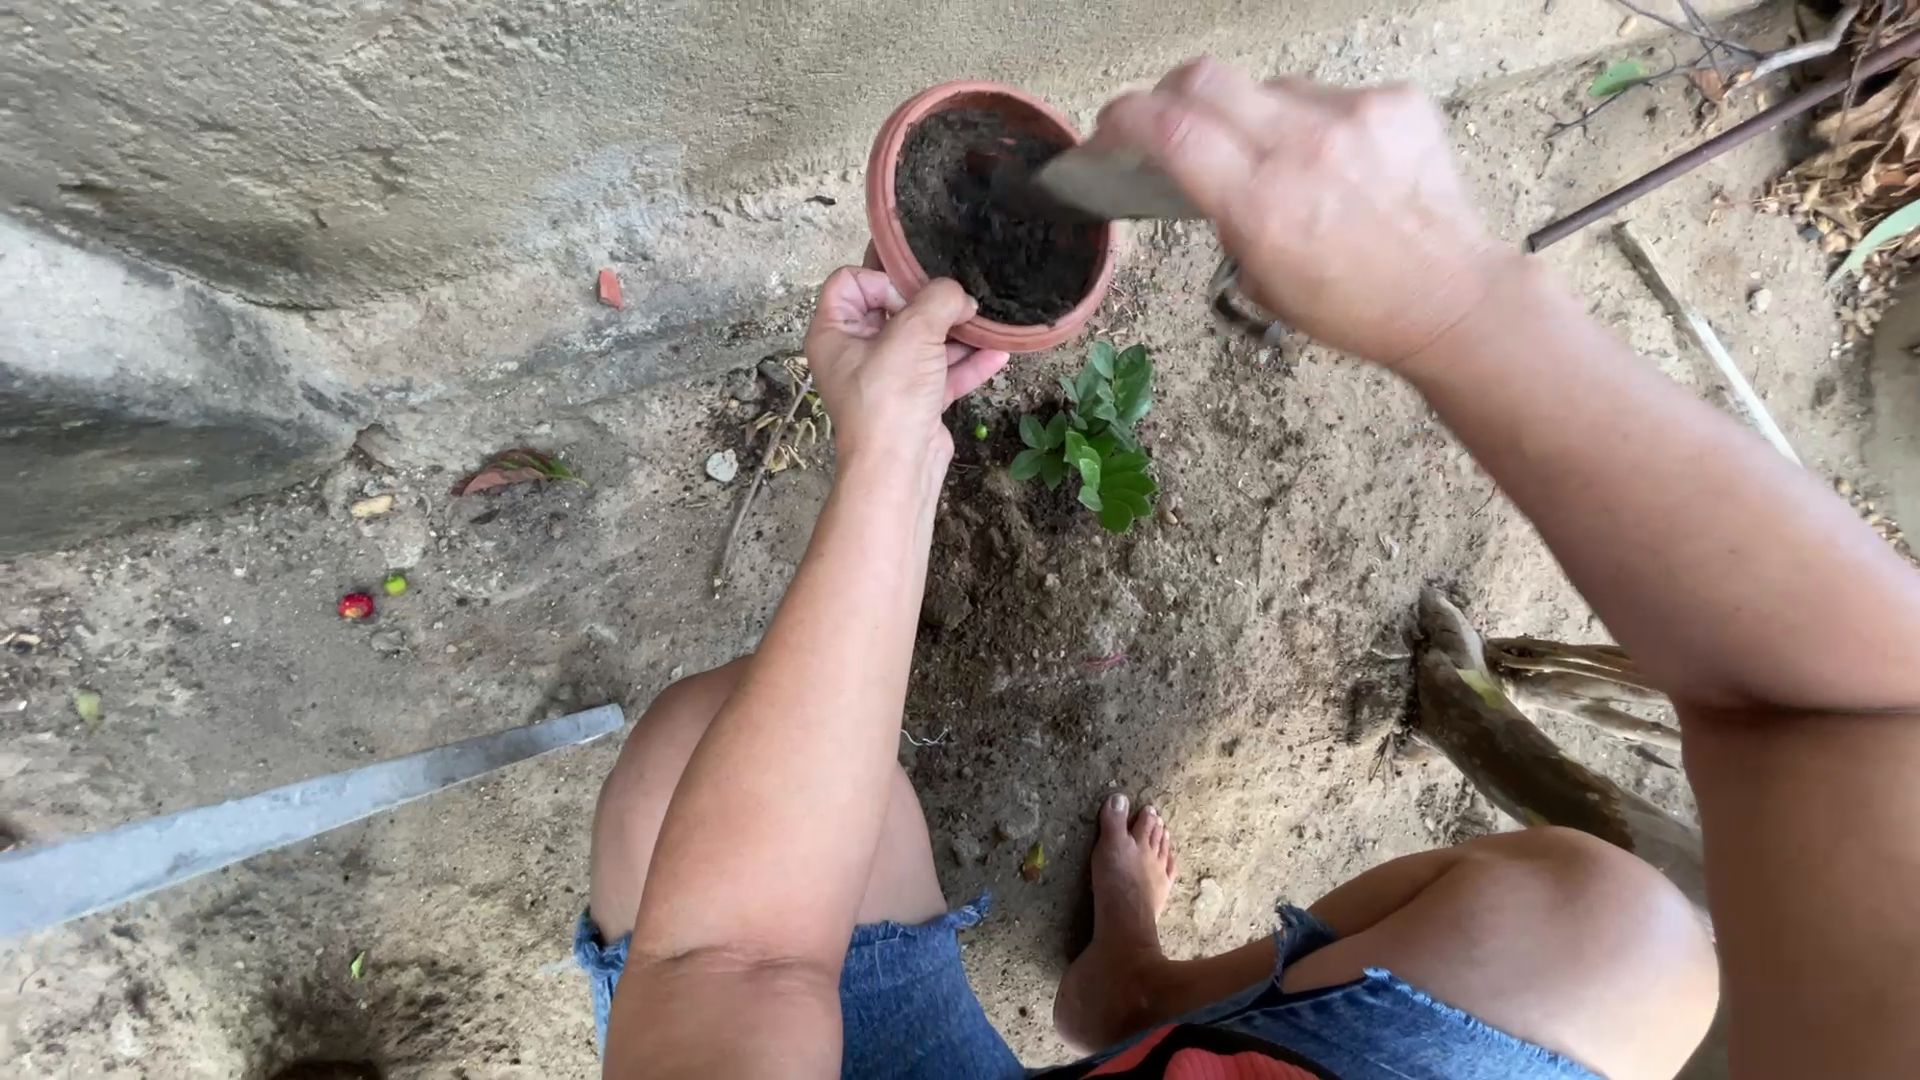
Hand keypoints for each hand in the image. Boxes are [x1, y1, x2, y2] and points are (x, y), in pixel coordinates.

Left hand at [803, 269, 1009, 474]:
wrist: (898, 467)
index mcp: (834, 333)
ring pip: (922, 344)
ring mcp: (887, 380)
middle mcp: (855, 354)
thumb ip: (938, 300)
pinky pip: (941, 375)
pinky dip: (967, 365)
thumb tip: (960, 297)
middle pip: (892, 311)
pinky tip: (998, 354)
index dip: (882, 280)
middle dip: (930, 306)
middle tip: (957, 303)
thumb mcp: (913, 333)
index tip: (911, 298)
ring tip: (984, 323)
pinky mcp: (914, 403)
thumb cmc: (889, 398)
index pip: (849, 283)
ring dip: (955, 334)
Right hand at [1093, 58, 1518, 369]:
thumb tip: (1212, 170)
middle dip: (1168, 95)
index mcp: (1261, 205)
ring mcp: (1353, 114)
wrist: (1445, 296)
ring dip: (1245, 118)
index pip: (1172, 130)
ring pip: (1265, 88)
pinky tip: (1327, 162)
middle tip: (1163, 121)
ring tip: (1271, 165)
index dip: (1125, 119)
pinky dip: (1305, 123)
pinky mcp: (1394, 99)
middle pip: (1206, 79)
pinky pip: (1322, 95)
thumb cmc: (1347, 307)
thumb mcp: (1258, 279)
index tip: (1107, 128)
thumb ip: (1226, 214)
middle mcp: (1302, 147)